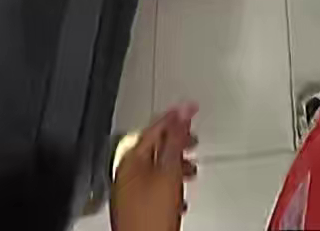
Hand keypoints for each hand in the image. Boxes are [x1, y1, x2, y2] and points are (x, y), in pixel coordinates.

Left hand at [109, 104, 197, 230]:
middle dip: (177, 141)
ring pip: (156, 167)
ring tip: (190, 169)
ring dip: (176, 164)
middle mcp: (126, 174)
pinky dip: (170, 181)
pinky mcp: (136, 209)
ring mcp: (129, 193)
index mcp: (131, 161)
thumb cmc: (153, 212)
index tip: (192, 107)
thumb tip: (182, 111)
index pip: (155, 128)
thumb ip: (176, 138)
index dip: (176, 115)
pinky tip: (179, 190)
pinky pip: (156, 185)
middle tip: (193, 138)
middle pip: (155, 147)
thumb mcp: (170, 169)